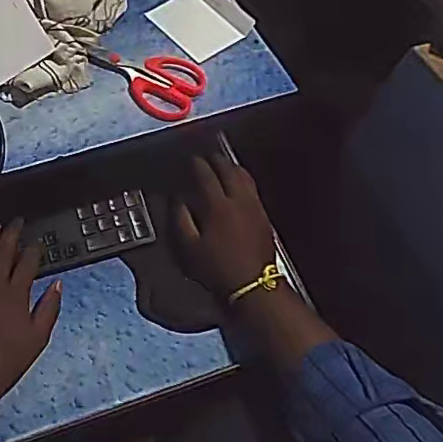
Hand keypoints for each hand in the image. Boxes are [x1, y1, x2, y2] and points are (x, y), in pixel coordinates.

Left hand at [0, 220, 62, 411]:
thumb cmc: (6, 360)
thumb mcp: (38, 337)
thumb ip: (49, 308)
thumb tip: (56, 287)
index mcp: (15, 294)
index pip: (28, 263)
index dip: (35, 250)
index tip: (38, 244)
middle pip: (3, 251)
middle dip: (11, 234)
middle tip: (16, 223)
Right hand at [172, 154, 278, 299]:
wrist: (251, 284)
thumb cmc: (216, 267)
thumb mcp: (189, 246)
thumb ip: (181, 218)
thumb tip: (178, 200)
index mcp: (217, 206)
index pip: (207, 176)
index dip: (198, 165)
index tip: (192, 159)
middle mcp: (238, 201)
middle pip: (229, 171)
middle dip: (217, 160)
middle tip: (207, 157)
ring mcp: (254, 207)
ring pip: (244, 177)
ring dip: (232, 167)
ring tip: (224, 164)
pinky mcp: (263, 215)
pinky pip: (253, 188)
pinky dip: (243, 179)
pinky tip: (239, 183)